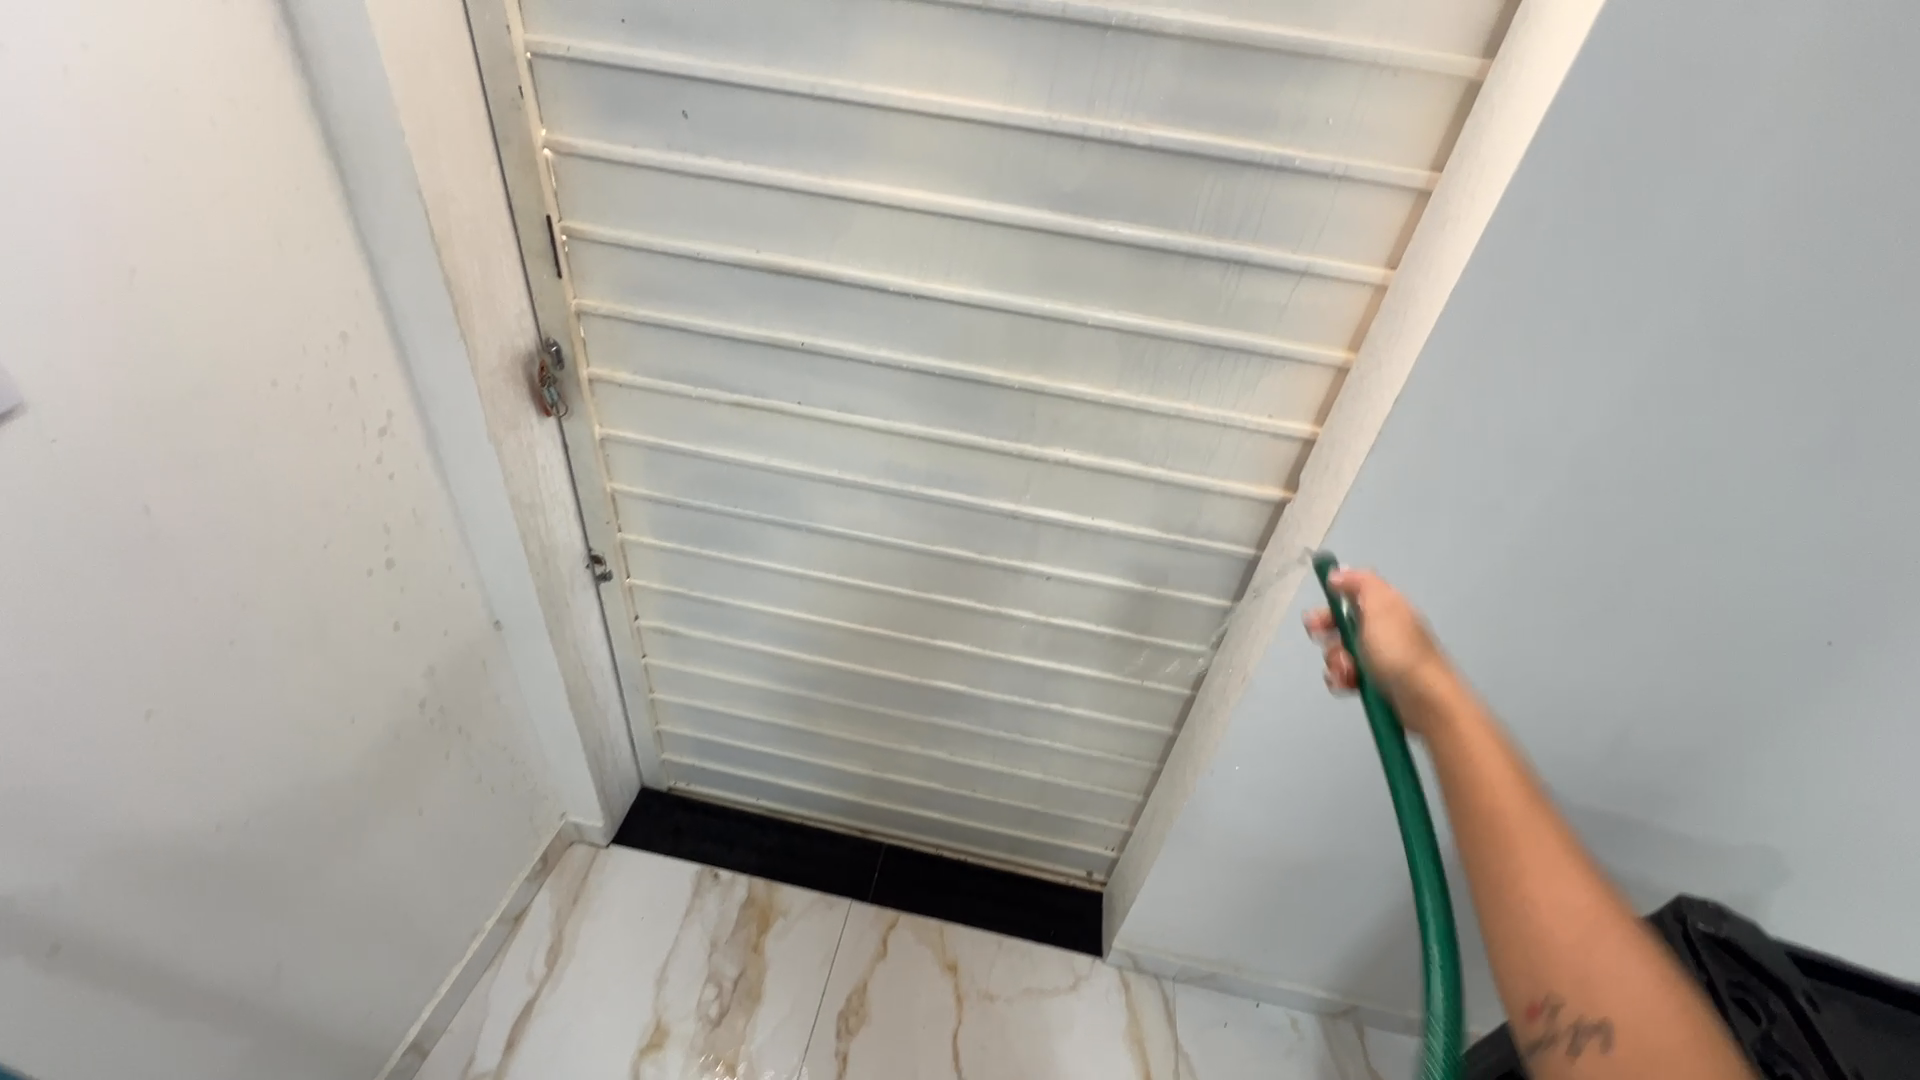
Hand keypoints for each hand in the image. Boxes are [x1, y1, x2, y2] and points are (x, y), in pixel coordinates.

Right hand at [1305, 568, 1449, 729]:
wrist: (1424, 699)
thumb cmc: (1398, 651)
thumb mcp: (1380, 606)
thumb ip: (1359, 583)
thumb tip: (1338, 574)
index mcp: (1386, 608)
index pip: (1350, 597)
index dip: (1330, 605)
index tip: (1316, 618)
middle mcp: (1382, 630)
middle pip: (1341, 626)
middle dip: (1328, 636)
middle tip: (1328, 645)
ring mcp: (1379, 658)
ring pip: (1340, 652)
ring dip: (1336, 661)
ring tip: (1347, 672)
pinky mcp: (1375, 683)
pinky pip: (1347, 675)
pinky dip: (1342, 680)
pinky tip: (1347, 685)